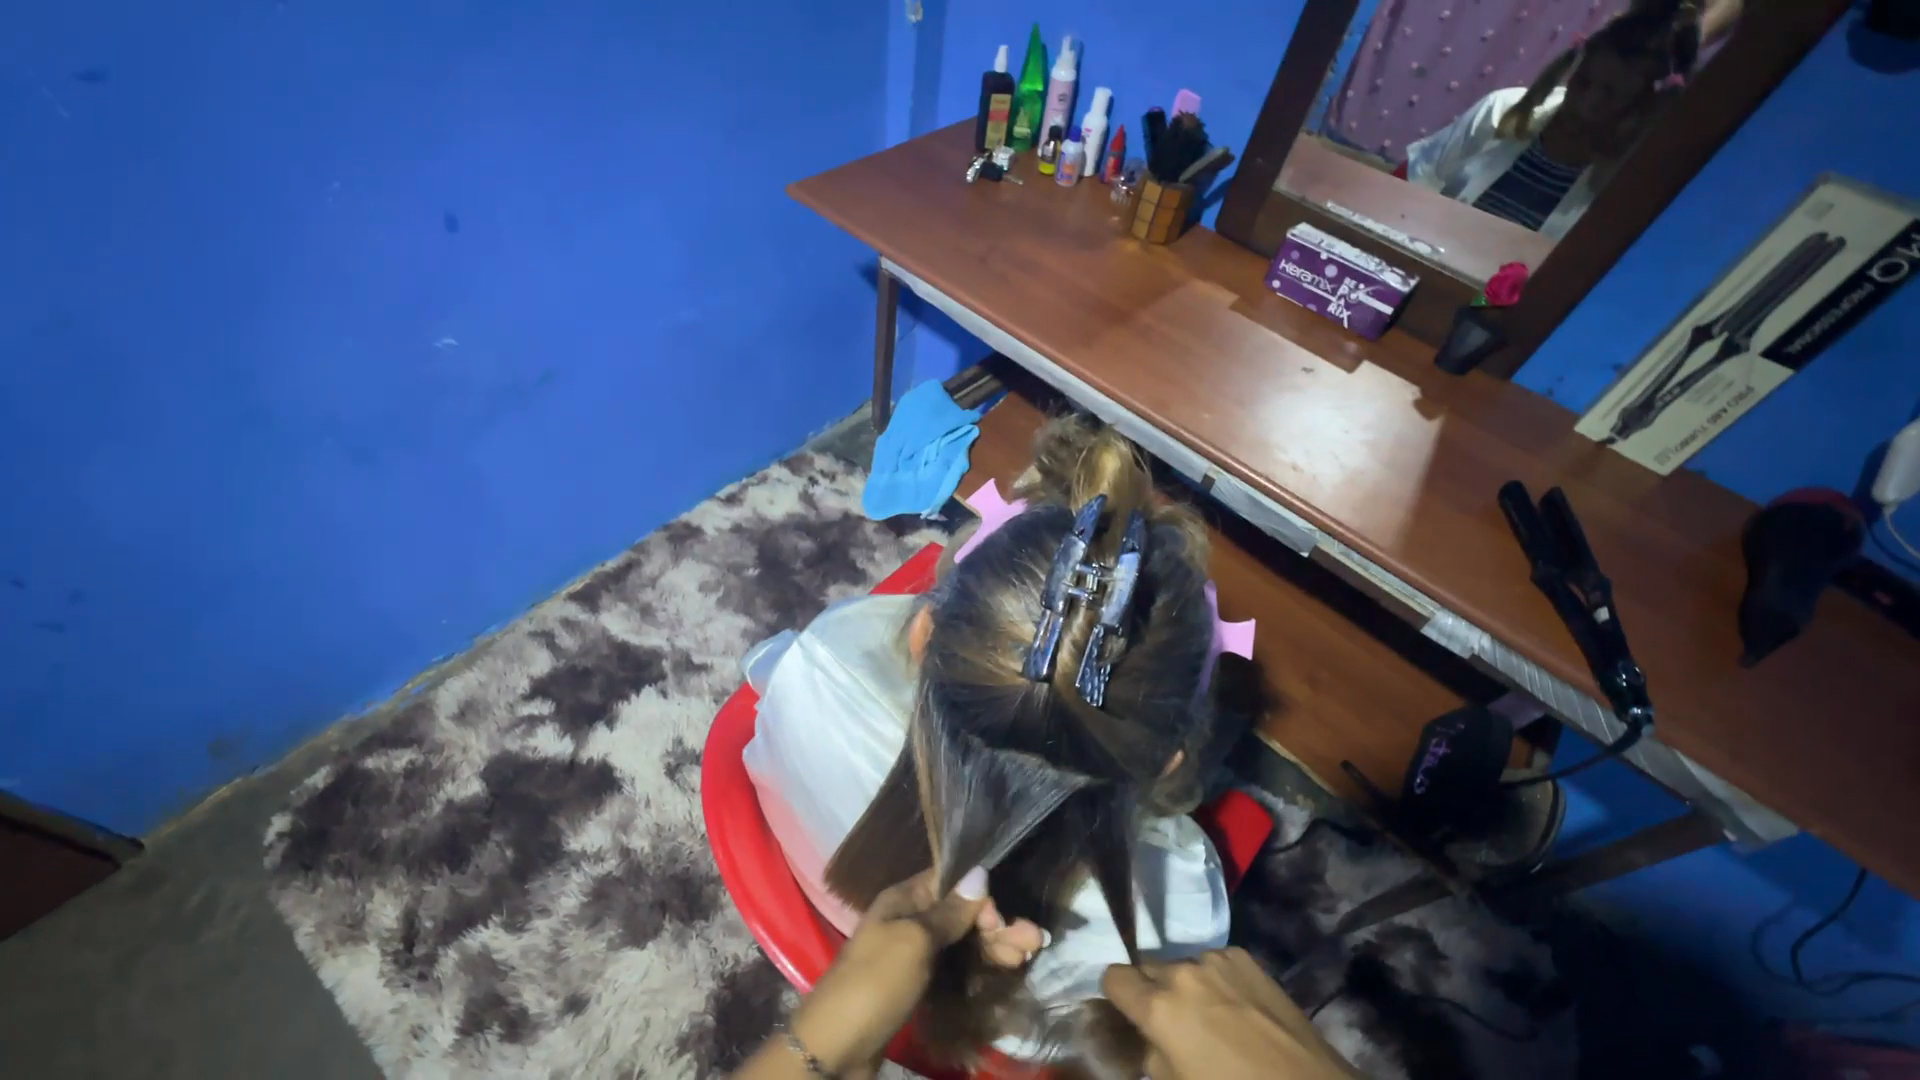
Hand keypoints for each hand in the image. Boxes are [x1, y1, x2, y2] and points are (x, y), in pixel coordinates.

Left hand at [786, 867, 1044, 1076]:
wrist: (836, 1049)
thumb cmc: (875, 983)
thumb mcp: (914, 940)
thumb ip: (950, 911)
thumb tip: (980, 871)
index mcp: (903, 899)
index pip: (950, 881)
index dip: (979, 894)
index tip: (1001, 917)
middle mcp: (909, 920)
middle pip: (960, 913)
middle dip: (996, 925)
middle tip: (1033, 943)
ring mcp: (912, 955)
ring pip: (961, 942)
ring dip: (994, 947)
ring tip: (1027, 956)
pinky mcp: (917, 986)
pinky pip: (953, 968)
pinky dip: (978, 969)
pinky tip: (1003, 971)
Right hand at [1102, 949, 1363, 1079]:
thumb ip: (1150, 1053)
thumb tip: (1143, 1036)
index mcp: (1159, 1006)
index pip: (1112, 976)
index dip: (1117, 996)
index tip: (1128, 1013)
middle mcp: (1181, 971)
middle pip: (1147, 968)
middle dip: (1153, 991)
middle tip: (1173, 1024)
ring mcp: (1215, 958)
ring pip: (1182, 964)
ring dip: (1186, 985)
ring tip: (1212, 1016)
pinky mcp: (1244, 956)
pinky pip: (1213, 962)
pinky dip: (1216, 979)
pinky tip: (1237, 1007)